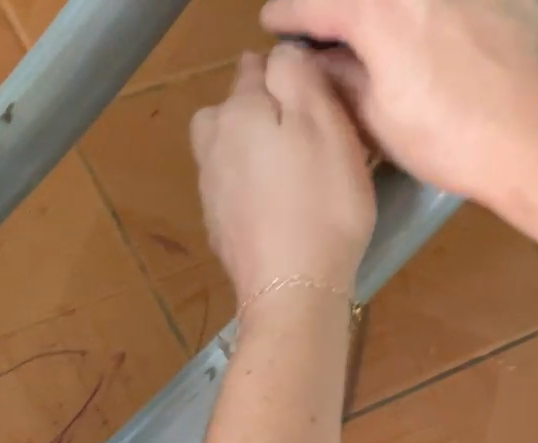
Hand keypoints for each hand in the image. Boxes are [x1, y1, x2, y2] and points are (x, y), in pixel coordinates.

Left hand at [191, 46, 376, 305]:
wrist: (293, 293)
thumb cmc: (321, 207)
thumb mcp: (326, 126)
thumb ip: (299, 77)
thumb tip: (280, 54)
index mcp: (238, 111)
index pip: (255, 66)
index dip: (285, 74)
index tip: (314, 98)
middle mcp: (213, 145)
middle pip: (228, 109)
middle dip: (257, 111)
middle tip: (299, 136)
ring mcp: (211, 192)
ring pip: (225, 151)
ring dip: (248, 151)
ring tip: (286, 172)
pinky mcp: (219, 230)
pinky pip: (231, 193)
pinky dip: (248, 191)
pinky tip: (275, 209)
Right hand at [260, 0, 537, 200]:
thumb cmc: (456, 140)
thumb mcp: (385, 123)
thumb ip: (345, 83)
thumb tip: (323, 61)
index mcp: (378, 10)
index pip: (315, 4)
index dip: (290, 15)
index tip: (275, 22)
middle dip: (346, 10)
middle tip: (339, 26)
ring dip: (404, 14)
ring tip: (407, 40)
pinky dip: (471, 14)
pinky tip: (470, 32)